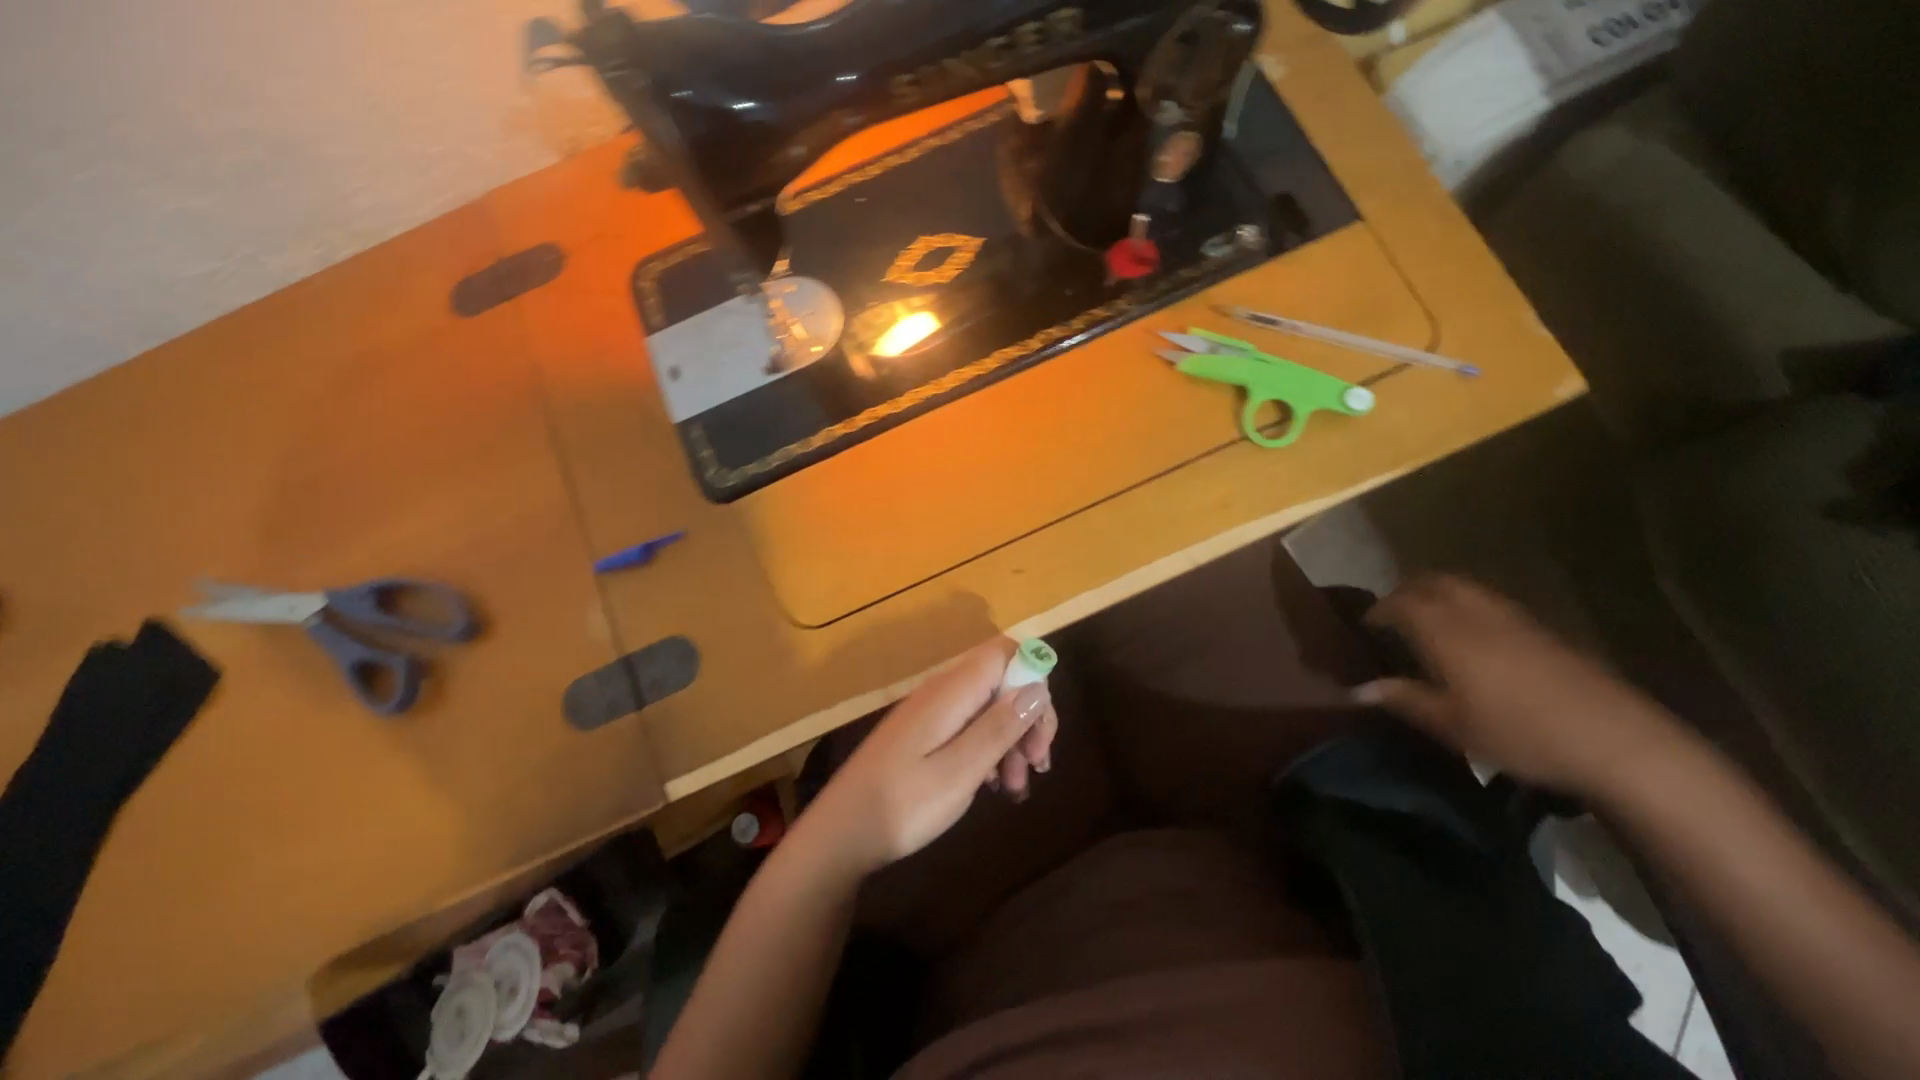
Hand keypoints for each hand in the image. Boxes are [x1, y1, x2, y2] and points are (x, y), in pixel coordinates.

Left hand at [799, 639, 1058, 874]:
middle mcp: (941, 693)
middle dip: (1027, 718)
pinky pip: (967, 729)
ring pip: (987, 709)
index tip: (1041, 728)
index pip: (1004, 652)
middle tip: (1038, 767)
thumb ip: (999, 726)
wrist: (840, 835)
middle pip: (1001, 682)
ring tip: (1015, 789)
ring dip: (1010, 742)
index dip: (1034, 678)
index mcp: (950, 692)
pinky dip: (988, 752)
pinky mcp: (922, 737)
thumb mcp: (959, 771)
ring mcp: (929, 715)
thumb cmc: (902, 806)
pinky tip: (992, 786)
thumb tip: (1038, 686)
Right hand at [1355, 576, 1681, 794]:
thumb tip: (1357, 690)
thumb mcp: (1451, 726)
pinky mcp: (1542, 629)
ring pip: (1464, 588)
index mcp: (1447, 631)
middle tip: (1392, 615)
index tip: (1364, 626)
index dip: (1379, 610)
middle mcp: (1477, 612)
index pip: (1401, 603)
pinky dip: (1466, 606)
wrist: (1614, 739)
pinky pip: (1489, 601)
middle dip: (1407, 591)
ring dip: (1437, 594)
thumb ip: (1404, 700)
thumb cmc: (1519, 734)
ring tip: (1427, 622)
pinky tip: (1471, 638)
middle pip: (1434, 582)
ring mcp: (1514, 617)